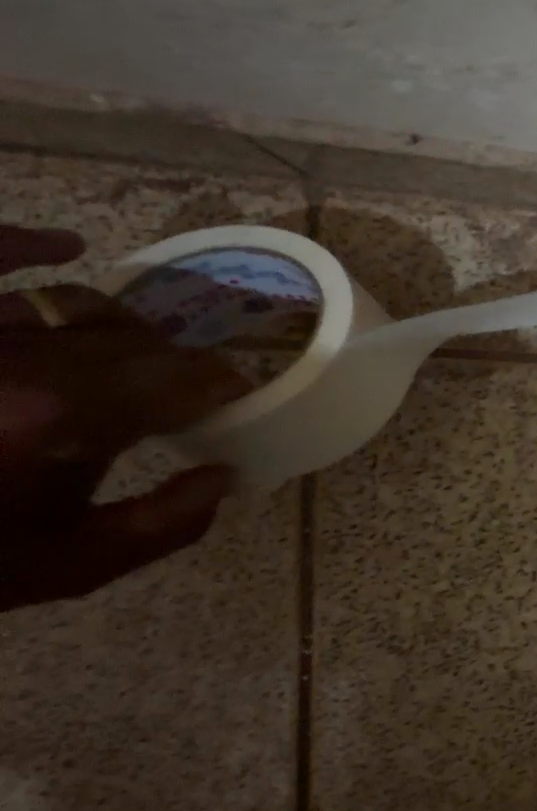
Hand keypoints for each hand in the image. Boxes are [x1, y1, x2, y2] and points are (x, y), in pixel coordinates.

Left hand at [0, 224, 252, 610]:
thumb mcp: (69, 565)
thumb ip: (164, 525)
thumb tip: (223, 476)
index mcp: (67, 416)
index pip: (185, 378)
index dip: (224, 385)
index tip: (240, 398)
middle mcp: (21, 361)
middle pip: (139, 341)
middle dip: (180, 362)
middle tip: (196, 387)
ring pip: (76, 307)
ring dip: (126, 327)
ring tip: (142, 349)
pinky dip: (21, 245)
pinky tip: (62, 246)